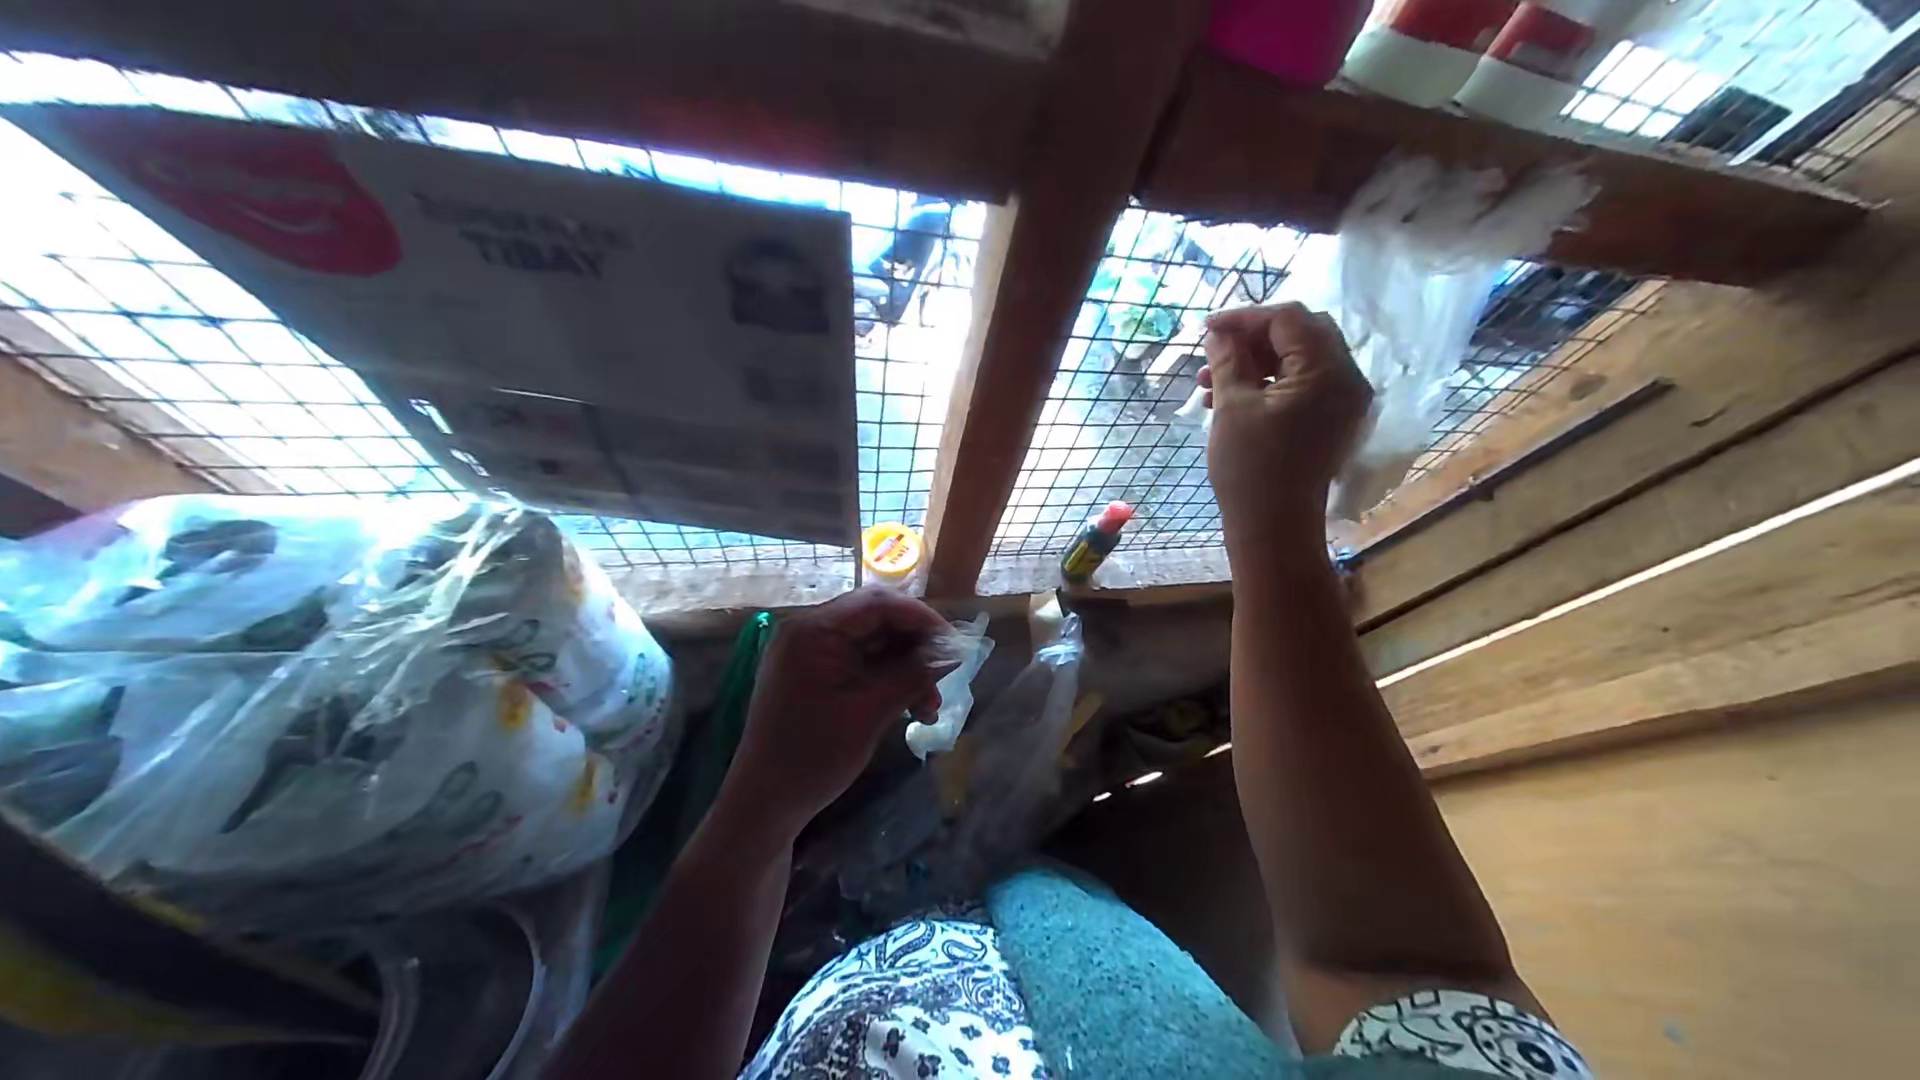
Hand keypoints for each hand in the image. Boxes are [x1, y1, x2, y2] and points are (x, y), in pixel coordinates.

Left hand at [727, 587, 948, 830]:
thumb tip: (956, 651)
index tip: (955, 646)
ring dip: (906, 669)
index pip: (879, 603)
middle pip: (877, 620)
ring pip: (874, 643)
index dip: (923, 619)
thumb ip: (915, 674)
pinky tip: (910, 709)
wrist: (765, 802)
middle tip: (946, 678)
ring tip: (929, 708)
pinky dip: (887, 680)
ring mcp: (809, 651)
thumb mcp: (872, 712)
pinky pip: (860, 662)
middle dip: (916, 649)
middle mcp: (809, 630)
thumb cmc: (815, 756)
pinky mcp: (813, 672)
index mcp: (814, 630)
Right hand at [1199, 303, 1372, 540]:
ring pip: (1298, 360)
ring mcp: (1342, 402)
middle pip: (1300, 334)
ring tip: (1208, 382)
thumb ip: (1227, 360)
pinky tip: (1229, 398)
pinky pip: (1301, 385)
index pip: (1288, 319)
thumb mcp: (1232, 407)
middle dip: (1252, 338)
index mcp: (1326, 371)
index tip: (1206, 329)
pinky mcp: (1331, 420)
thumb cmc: (1250, 467)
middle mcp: (1346, 379)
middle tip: (1212, 351)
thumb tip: (1218, 333)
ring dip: (1255, 362)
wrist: (1274, 526)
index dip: (1244, 318)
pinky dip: (1268, 383)